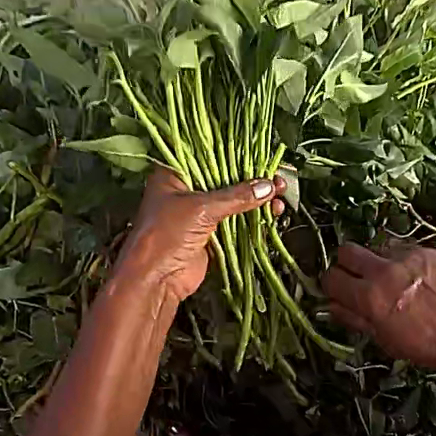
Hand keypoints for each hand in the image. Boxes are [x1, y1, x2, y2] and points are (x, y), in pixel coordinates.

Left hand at [111, 170, 283, 304]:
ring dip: (257, 201)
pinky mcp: (211, 234)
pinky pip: (236, 222)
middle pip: (227, 180)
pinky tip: (272, 214)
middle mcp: (188, 190)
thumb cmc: (166, 234)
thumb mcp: (201, 208)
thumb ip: (236, 196)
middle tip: (278, 181)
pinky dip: (253, 219)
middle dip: (254, 181)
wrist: (155, 279)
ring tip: (280, 198)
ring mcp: (199, 214)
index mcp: (175, 174)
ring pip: (235, 202)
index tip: (264, 159)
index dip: (238, 156)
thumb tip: (268, 185)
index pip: (211, 156)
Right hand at [322, 243, 435, 379]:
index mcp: (369, 297)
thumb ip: (352, 318)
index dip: (331, 286)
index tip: (338, 291)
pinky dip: (398, 261)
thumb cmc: (422, 346)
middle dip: (346, 265)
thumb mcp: (381, 339)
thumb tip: (330, 306)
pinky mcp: (425, 251)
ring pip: (374, 248)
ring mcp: (407, 258)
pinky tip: (410, 278)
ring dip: (374, 262)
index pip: (331, 278)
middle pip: (347, 251)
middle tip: (356, 279)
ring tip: (388, 281)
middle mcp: (385, 271)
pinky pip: (400, 249)